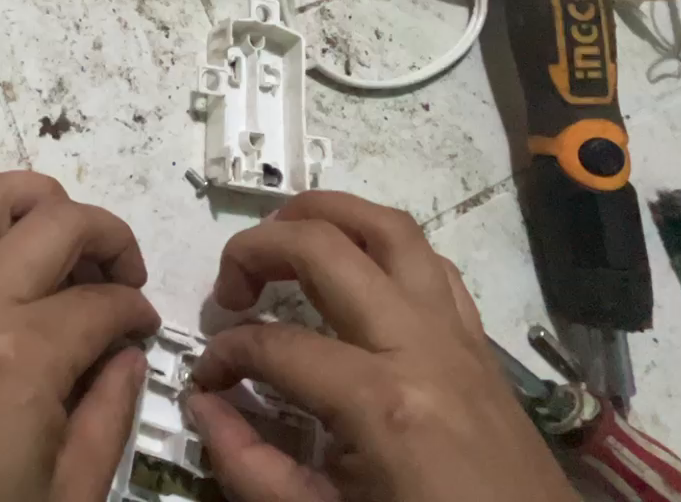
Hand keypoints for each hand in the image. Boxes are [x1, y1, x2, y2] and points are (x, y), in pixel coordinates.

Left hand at [0, 171, 160, 501]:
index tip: (145, 327)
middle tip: (121, 278)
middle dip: (108, 236)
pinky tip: (6, 258)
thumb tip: (130, 354)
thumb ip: (108, 416)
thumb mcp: (63, 496)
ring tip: (65, 242)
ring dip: (43, 202)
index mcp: (26, 352)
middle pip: (60, 221)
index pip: (104, 302)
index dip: (137, 310)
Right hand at [186, 191, 576, 501]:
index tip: (207, 381)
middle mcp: (420, 343)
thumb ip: (248, 465)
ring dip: (323, 216)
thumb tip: (202, 403)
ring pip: (387, 227)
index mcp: (382, 401)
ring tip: (282, 239)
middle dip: (257, 249)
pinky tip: (353, 274)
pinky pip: (429, 261)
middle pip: (324, 246)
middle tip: (230, 290)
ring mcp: (457, 333)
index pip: (275, 346)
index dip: (225, 357)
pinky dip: (380, 246)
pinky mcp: (478, 340)